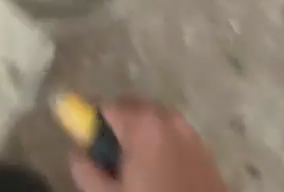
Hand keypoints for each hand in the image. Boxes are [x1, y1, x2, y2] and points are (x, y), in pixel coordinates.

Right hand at [69, 99, 227, 191]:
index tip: (90, 145)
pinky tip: (162, 177)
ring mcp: (191, 133)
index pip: (105, 107)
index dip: (93, 124)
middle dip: (119, 130)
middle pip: (132, 112)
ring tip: (139, 172)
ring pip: (154, 125)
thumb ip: (85, 170)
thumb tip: (77, 152)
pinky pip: (174, 138)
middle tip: (113, 161)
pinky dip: (163, 148)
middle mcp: (168, 118)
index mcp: (143, 123)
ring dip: (141, 139)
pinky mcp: (206, 151)